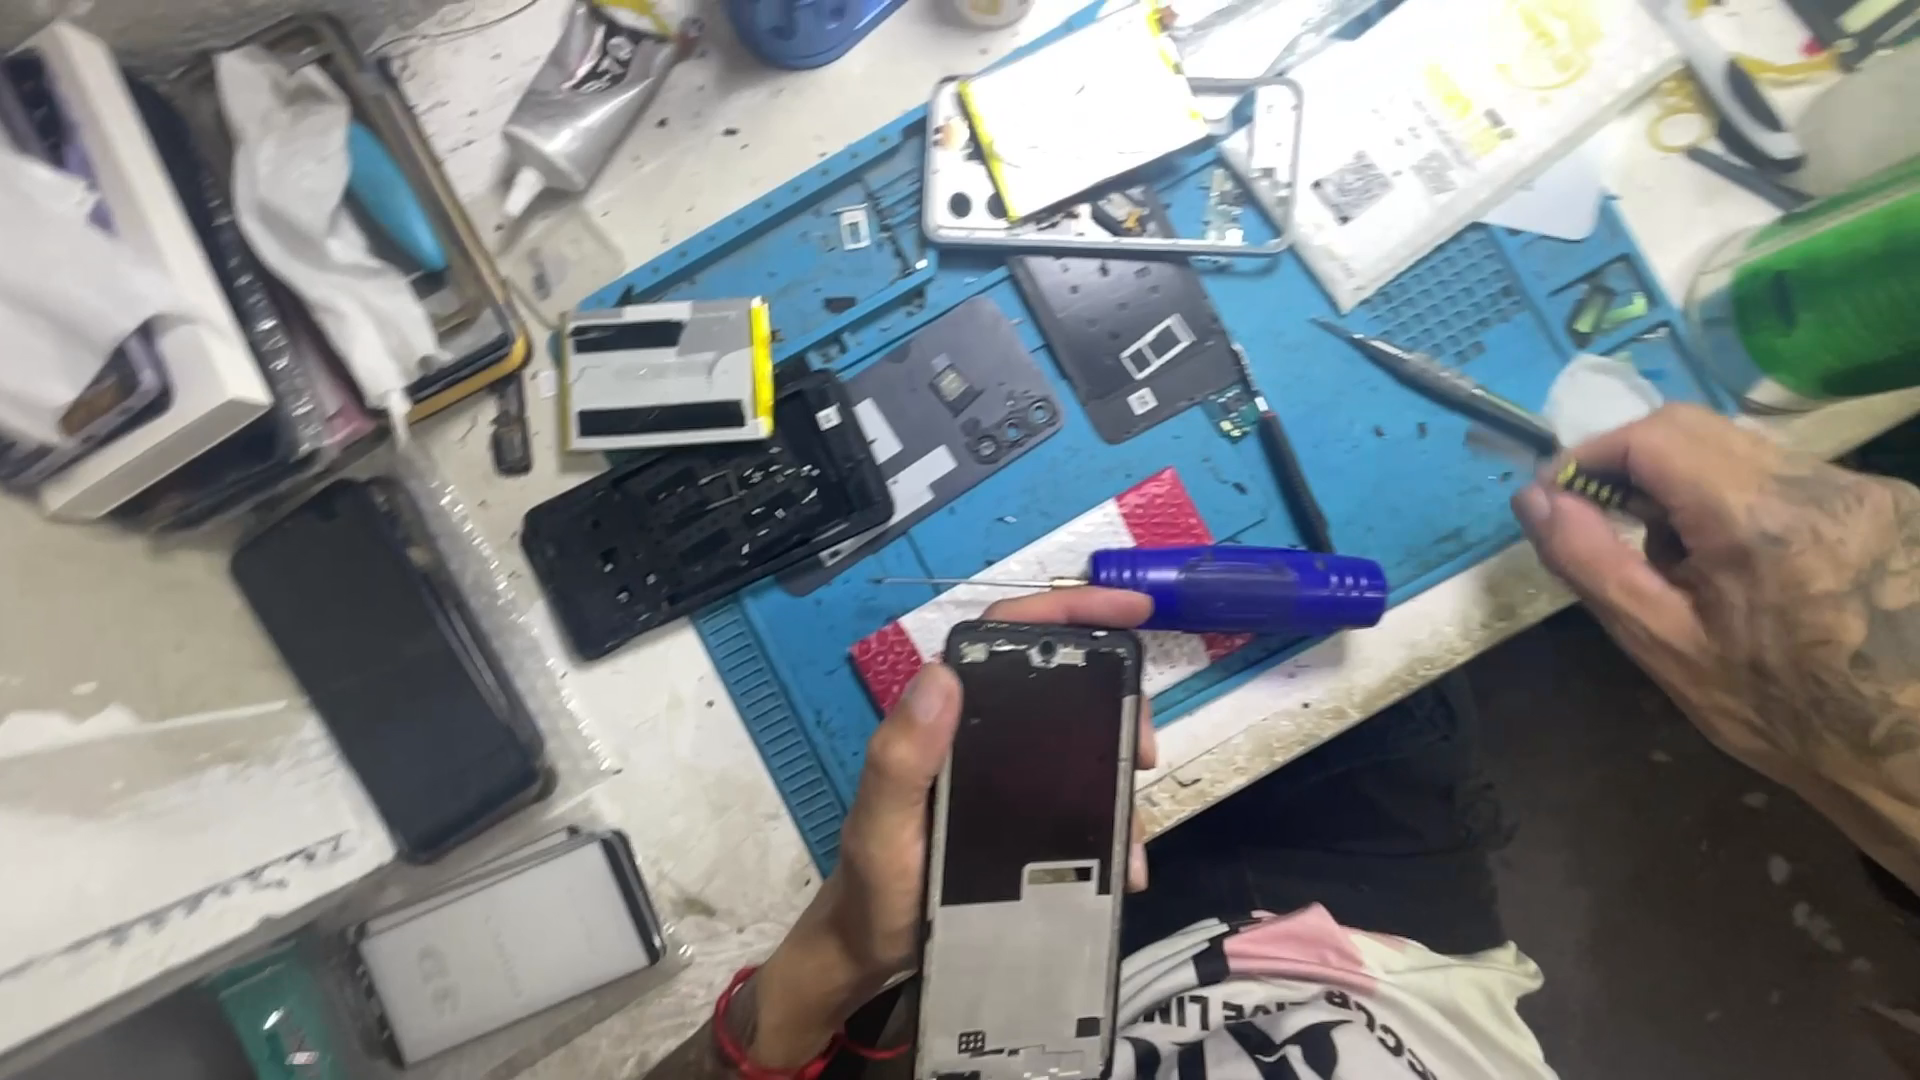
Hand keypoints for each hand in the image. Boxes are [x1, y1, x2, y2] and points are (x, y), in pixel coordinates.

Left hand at [748, 587, 1157, 1065]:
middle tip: (1143, 748)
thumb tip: (943, 674)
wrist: (879, 944)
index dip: (1070, 609)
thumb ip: (902, 753)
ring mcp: (1011, 768)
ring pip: (1084, 739)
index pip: (1009, 632)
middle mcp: (985, 726)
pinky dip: (1113, 821)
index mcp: (949, 711)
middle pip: (1064, 682)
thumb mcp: (883, 820)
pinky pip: (1084, 796)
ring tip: (1132, 822)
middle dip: (1116, 699)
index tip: (1133, 609)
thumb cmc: (876, 879)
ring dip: (1119, 768)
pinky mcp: (1030, 808)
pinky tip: (1124, 862)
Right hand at [1511, 404, 1919, 888]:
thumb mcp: (1657, 639)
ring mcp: (1872, 492)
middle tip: (1602, 524)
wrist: (1919, 753)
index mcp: (1762, 519)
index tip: (1558, 497)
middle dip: (1630, 467)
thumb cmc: (1775, 706)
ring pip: (1737, 452)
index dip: (1589, 454)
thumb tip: (1533, 497)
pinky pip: (1782, 477)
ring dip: (1681, 487)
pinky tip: (1736, 565)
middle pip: (1697, 431)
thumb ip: (1587, 558)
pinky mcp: (1893, 506)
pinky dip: (1729, 502)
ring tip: (1676, 560)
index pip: (1655, 435)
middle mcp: (1828, 485)